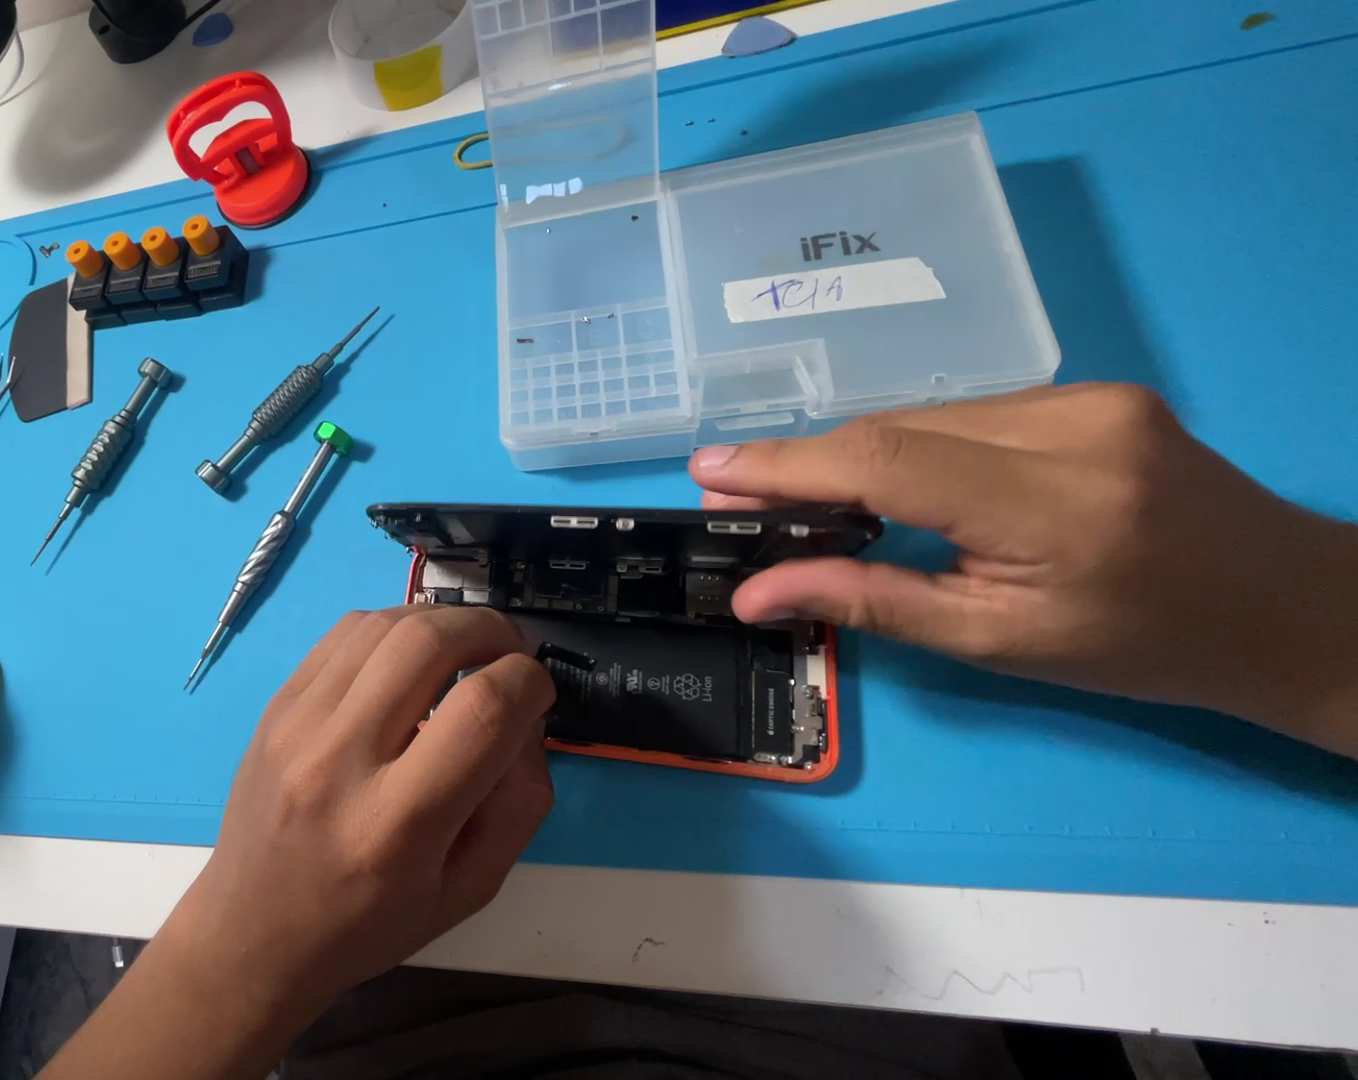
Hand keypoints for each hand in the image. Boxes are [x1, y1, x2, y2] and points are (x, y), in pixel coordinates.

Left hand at [46, 605, 553, 1079]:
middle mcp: (338, 760)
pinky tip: (413, 651)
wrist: (252, 930)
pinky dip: (396, 626)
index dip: (528, 683)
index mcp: (394, 826)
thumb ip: (520, 802)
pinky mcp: (277, 701)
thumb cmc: (368, 923)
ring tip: (468, 646)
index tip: (537, 692)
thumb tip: (524, 715)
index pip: (481, 712)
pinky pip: (346, 631)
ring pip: (384, 624)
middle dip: (491, 630)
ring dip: (444, 620)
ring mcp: (297, 721)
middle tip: (512, 652)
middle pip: (429, 643)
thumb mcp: (470, 889)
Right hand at [690, 382, 1357, 754]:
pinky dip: (894, 446)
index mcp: (1054, 504)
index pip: (886, 462)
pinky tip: (872, 479)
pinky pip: (954, 414)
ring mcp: (1084, 398)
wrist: (1289, 607)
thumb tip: (752, 593)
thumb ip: (866, 602)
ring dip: (842, 455)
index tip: (710, 472)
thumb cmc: (1135, 645)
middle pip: (890, 430)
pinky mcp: (1084, 392)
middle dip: (800, 463)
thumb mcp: (991, 639)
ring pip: (915, 417)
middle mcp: (1071, 426)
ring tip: (790, 494)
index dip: (786, 464)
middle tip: (734, 496)